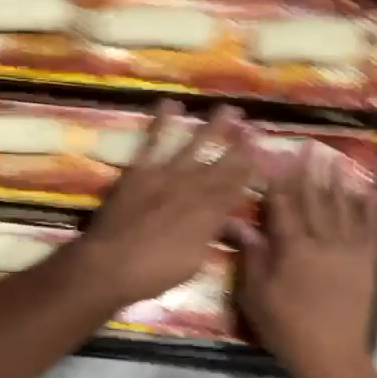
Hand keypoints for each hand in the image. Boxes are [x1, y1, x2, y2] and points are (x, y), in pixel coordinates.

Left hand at [67, 102, 258, 305]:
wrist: (110, 265)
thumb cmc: (153, 273)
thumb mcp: (193, 262)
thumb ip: (209, 237)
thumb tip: (224, 223)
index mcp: (210, 213)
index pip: (238, 187)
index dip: (252, 171)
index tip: (266, 156)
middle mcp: (194, 188)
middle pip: (223, 164)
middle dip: (241, 147)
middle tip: (255, 129)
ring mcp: (166, 176)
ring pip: (196, 145)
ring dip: (213, 127)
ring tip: (229, 109)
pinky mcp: (139, 171)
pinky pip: (152, 141)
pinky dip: (161, 122)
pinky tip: (170, 104)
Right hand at [233, 141, 376, 374]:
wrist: (331, 355)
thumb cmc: (285, 328)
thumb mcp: (257, 295)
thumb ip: (252, 256)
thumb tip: (237, 223)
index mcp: (293, 248)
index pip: (284, 206)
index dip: (281, 180)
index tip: (279, 157)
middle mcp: (324, 241)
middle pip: (316, 200)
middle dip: (312, 173)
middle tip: (312, 148)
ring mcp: (350, 250)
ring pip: (344, 208)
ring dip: (339, 183)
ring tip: (337, 160)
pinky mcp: (368, 263)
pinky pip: (372, 229)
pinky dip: (371, 209)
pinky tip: (370, 192)